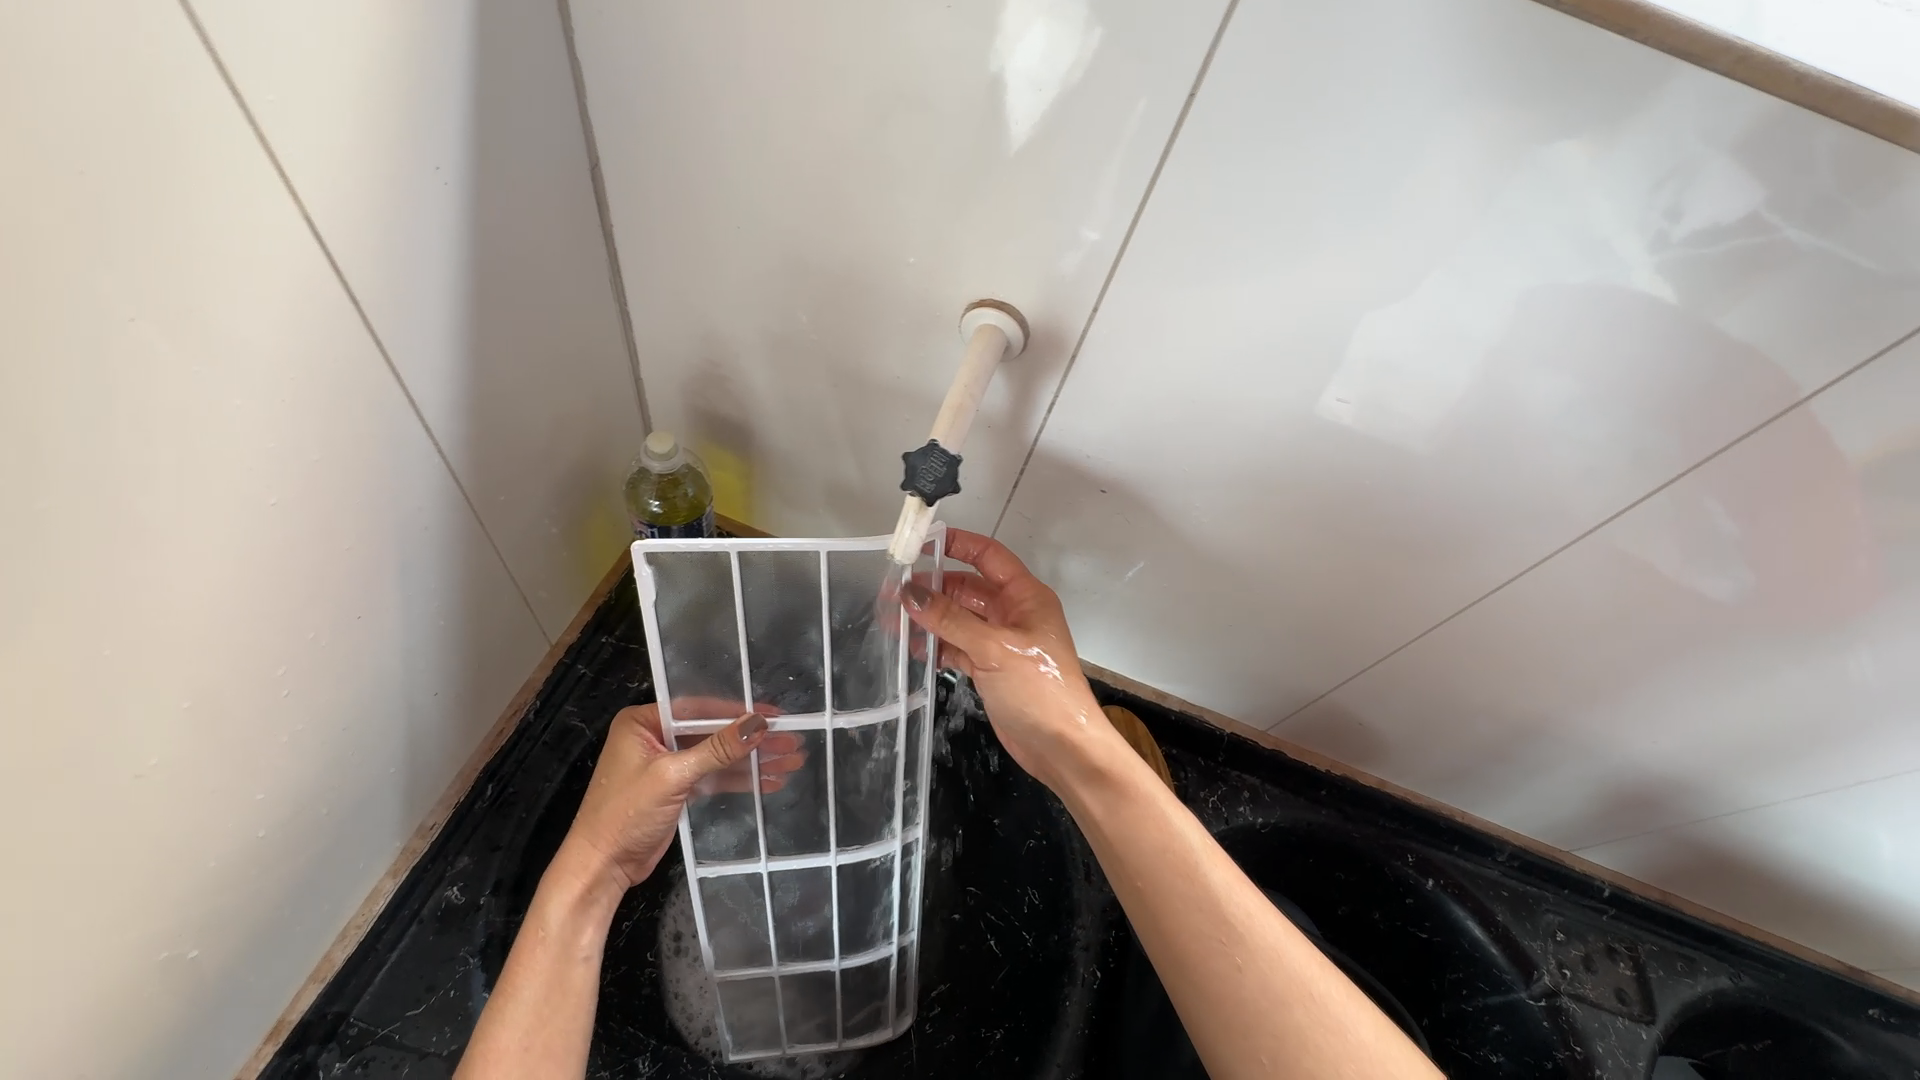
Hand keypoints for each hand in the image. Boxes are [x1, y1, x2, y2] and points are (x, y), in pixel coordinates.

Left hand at [558, 702, 804, 892]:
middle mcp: (655, 737)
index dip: (739, 712)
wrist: (600, 869)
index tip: (775, 716)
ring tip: (793, 760)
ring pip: (718, 755)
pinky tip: (771, 781)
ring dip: (753, 760)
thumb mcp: (673, 776)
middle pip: (713, 732)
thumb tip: (758, 724)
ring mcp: (667, 764)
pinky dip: (740, 779)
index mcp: (643, 722)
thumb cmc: (626, 815)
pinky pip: (714, 776)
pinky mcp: (677, 789)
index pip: (699, 709)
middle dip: (753, 740)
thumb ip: (717, 749)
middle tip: (792, 740)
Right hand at [901, 529, 1109, 789]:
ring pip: (960, 620)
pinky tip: (913, 649)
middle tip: (893, 593)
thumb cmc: (1038, 688)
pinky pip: (958, 647)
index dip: (957, 545)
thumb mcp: (993, 648)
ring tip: (893, 622)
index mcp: (1025, 596)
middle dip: (933, 588)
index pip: (988, 557)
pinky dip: (938, 646)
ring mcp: (1001, 642)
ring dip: (931, 619)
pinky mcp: (991, 669)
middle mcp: (1013, 614)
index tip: (920, 544)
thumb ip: (950, 620)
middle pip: (968, 589)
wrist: (1062, 746)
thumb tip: (910, 593)